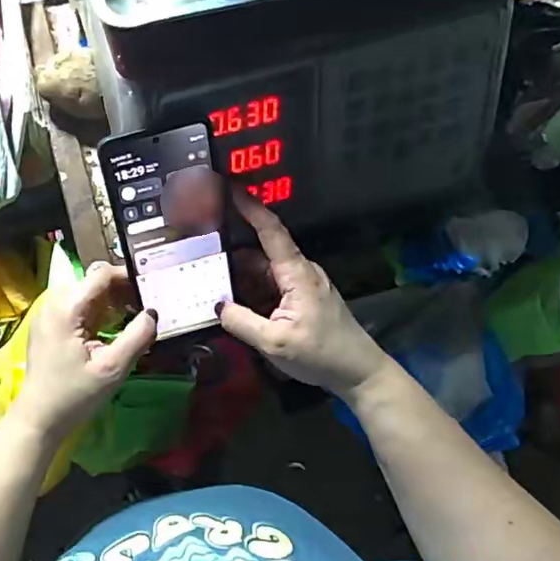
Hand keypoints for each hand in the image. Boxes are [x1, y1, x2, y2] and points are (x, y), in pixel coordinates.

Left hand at [7, 262, 157, 437]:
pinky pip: (78, 309)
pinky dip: (98, 314)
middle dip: (122, 290)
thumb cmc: (74, 395)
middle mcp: (54, 304)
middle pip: (93, 282)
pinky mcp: (50, 327)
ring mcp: (49, 315)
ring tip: (134, 318)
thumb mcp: (112, 368)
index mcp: (66, 308)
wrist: (39, 418)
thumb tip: (152, 313)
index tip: (151, 289)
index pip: (101, 274)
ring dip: (111, 302)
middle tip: (146, 307)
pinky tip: (114, 329)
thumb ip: (137, 337)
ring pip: (86, 295)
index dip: (128, 277)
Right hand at [217, 191, 397, 400]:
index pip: (270, 231)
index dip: (250, 207)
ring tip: (209, 286)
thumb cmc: (321, 354)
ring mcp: (301, 286)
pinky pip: (269, 289)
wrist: (359, 372)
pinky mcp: (301, 300)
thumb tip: (216, 305)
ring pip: (262, 273)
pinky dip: (250, 294)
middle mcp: (300, 273)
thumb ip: (240, 322)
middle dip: (231, 256)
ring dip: (239, 280)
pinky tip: (232, 306)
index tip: (229, 188)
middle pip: (259, 255)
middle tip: (200, 258)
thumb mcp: (274, 342)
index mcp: (296, 274)